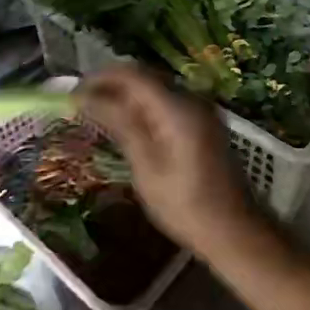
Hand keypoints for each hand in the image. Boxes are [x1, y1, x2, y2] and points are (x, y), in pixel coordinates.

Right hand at [76, 67, 257, 255]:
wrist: (237, 235)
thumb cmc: (186, 206)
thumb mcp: (145, 166)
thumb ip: (118, 124)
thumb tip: (84, 97)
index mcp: (177, 108)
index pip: (131, 74)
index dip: (98, 78)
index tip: (73, 93)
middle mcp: (191, 100)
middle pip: (143, 76)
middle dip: (109, 84)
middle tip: (81, 104)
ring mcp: (200, 111)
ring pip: (153, 88)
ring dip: (124, 95)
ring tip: (97, 114)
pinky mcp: (203, 124)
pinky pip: (165, 102)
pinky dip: (141, 107)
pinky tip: (125, 126)